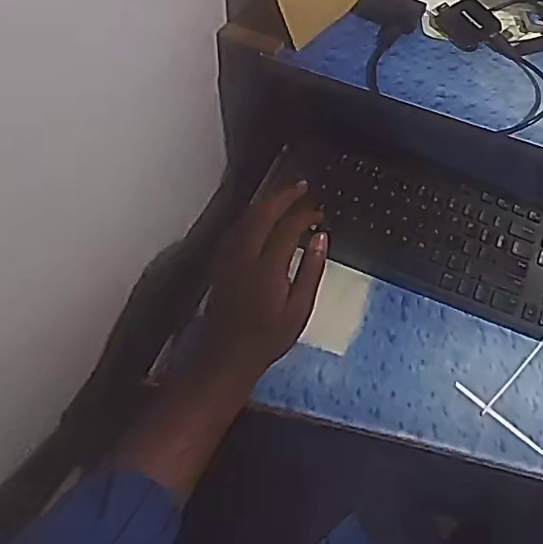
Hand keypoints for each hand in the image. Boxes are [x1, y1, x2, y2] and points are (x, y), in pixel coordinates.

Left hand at [190, 180, 328, 389]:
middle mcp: (245, 257)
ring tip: (285, 194)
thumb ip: (311, 270)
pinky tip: (261, 215)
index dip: (304, 214)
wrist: (225, 357)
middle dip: (283, 196)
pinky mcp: (221, 261)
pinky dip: (253, 214)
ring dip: (267, 201)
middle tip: (302, 186)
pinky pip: (237, 227)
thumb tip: (321, 237)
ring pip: (246, 217)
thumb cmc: (268, 337)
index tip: (319, 211)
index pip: (287, 228)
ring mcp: (229, 258)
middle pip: (262, 214)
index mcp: (267, 269)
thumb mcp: (299, 309)